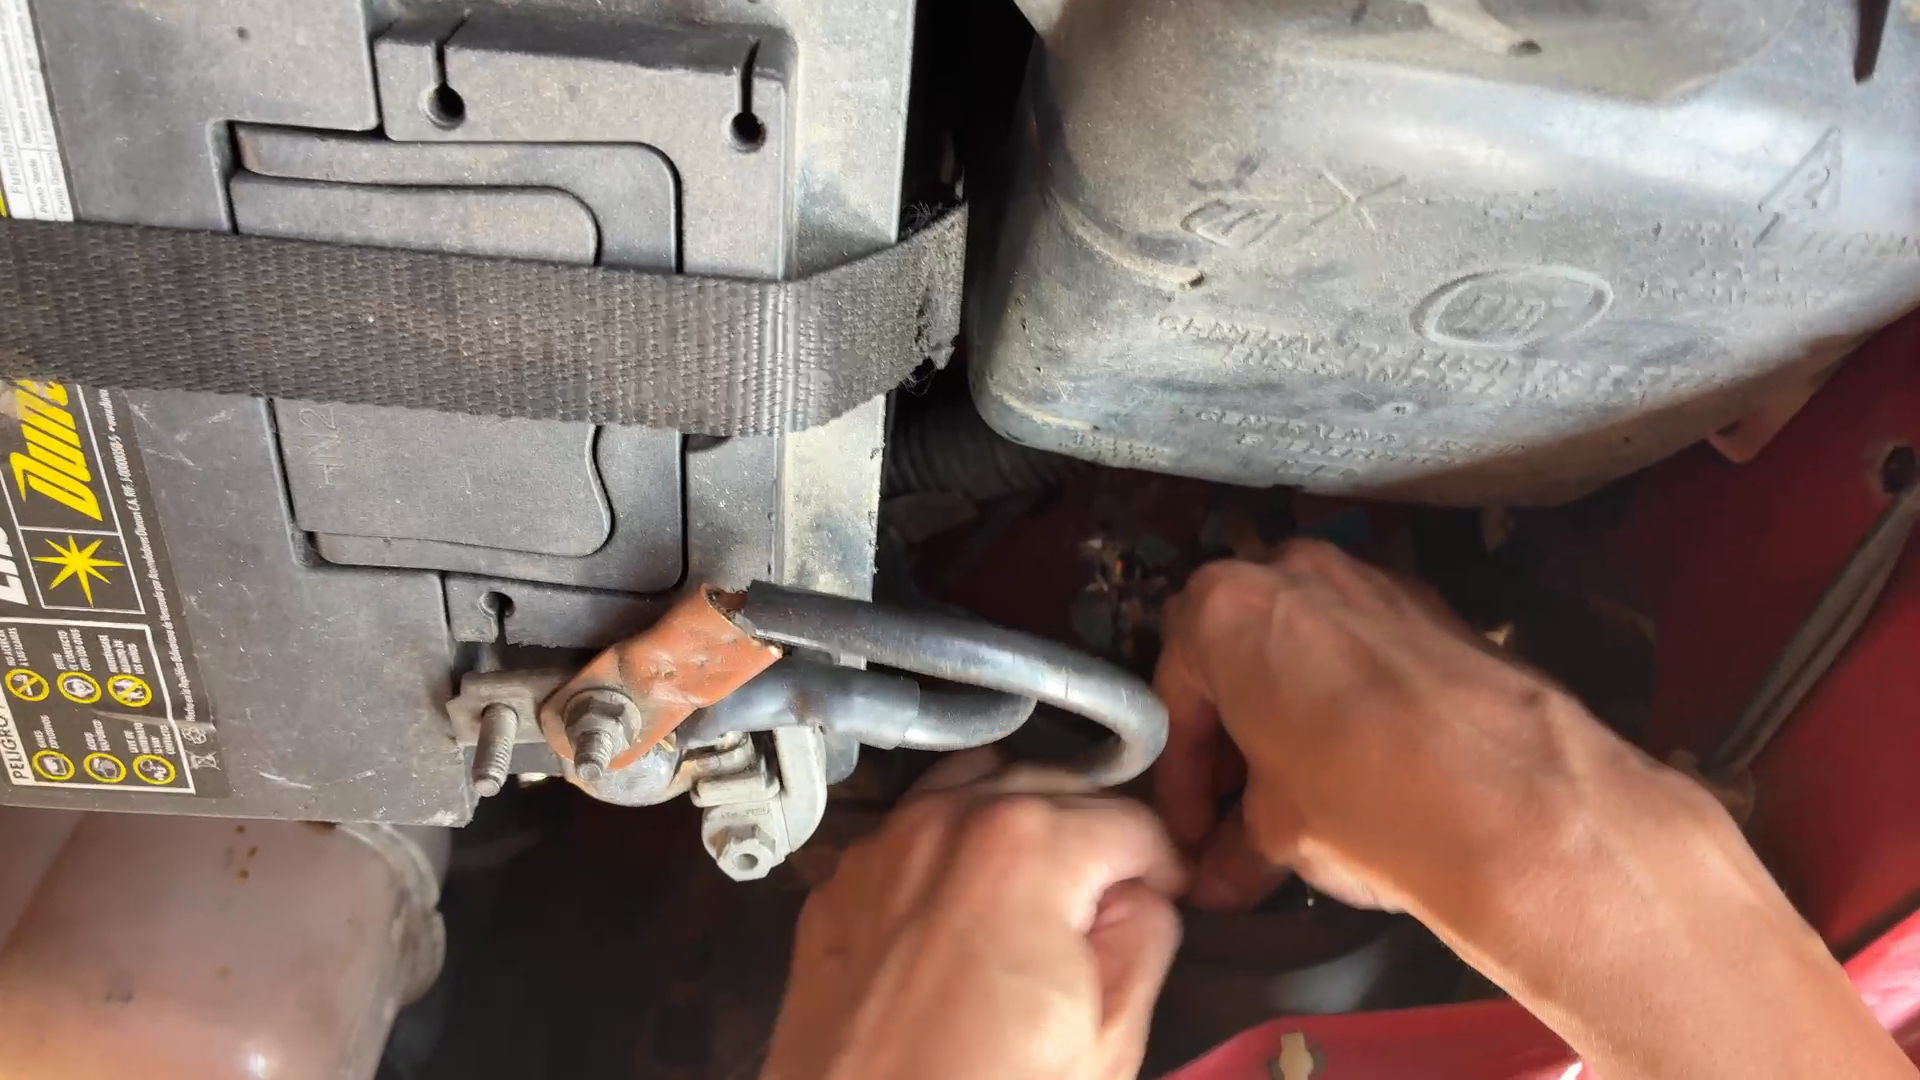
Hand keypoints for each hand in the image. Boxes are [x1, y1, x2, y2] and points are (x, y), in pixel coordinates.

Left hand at [764, 759, 1184, 1079]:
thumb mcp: (1106, 1039)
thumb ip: (1144, 937)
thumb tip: (1135, 893)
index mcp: (1028, 849)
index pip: (1128, 820)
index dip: (1160, 861)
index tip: (1163, 891)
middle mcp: (951, 819)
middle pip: (1055, 786)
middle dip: (1095, 832)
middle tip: (1107, 893)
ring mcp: (888, 841)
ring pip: (980, 780)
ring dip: (1023, 814)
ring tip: (1039, 877)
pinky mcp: (846, 876)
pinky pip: (917, 822)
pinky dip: (955, 836)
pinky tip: (964, 892)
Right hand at [1154, 537, 1663, 916]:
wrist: (1529, 805)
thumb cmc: (1357, 799)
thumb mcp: (1275, 829)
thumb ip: (1232, 844)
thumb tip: (1212, 882)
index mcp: (1220, 608)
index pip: (1175, 693)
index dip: (1180, 770)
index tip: (1191, 825)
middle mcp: (1282, 569)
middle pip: (1231, 652)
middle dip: (1229, 726)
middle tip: (1240, 796)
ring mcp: (1360, 574)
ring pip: (1293, 638)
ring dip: (1282, 700)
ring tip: (1303, 771)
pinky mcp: (1426, 599)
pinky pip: (1355, 638)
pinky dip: (1341, 684)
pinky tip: (1364, 746)